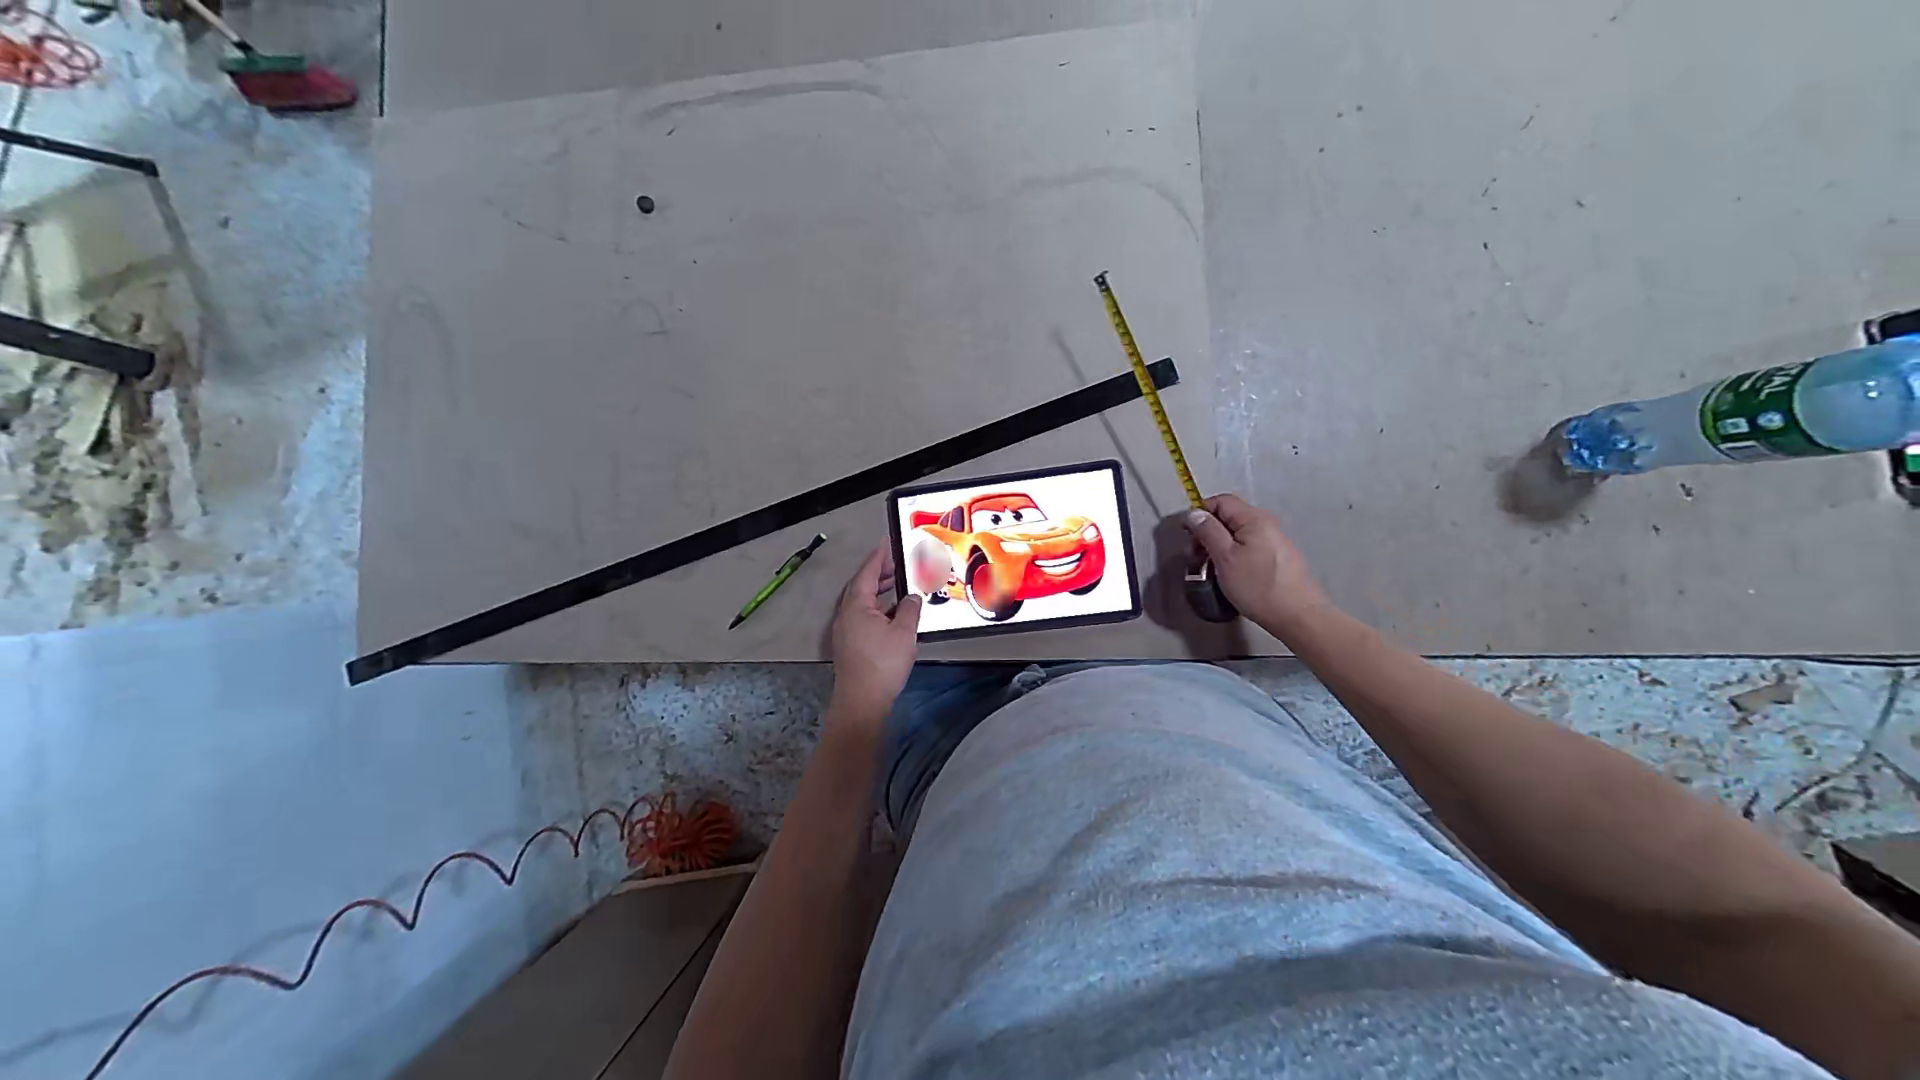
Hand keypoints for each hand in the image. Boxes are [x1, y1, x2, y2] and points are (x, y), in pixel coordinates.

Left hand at [827, 546, 921, 726]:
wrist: (862, 701)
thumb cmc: (881, 665)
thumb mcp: (904, 632)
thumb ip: (909, 609)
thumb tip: (911, 598)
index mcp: (856, 606)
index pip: (867, 573)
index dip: (879, 557)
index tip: (887, 544)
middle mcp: (846, 615)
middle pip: (861, 586)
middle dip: (879, 573)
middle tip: (896, 563)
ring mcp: (846, 631)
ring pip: (862, 602)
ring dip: (879, 591)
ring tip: (897, 585)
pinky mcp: (850, 645)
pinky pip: (863, 616)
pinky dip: (878, 608)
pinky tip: (892, 614)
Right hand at [1181, 493, 1332, 637]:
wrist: (1298, 616)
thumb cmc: (1258, 586)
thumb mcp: (1225, 558)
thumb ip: (1207, 531)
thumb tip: (1194, 513)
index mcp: (1254, 519)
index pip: (1221, 501)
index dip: (1200, 512)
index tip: (1187, 534)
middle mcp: (1267, 523)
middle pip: (1229, 517)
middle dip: (1207, 532)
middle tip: (1194, 555)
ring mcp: (1274, 540)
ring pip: (1238, 534)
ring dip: (1218, 545)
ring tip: (1209, 567)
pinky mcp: (1278, 557)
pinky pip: (1248, 546)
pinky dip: (1233, 554)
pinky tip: (1230, 573)